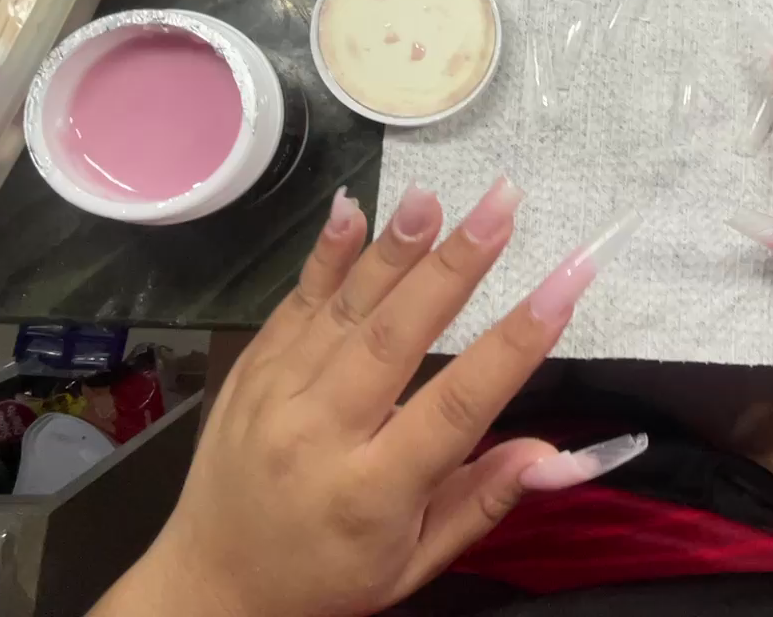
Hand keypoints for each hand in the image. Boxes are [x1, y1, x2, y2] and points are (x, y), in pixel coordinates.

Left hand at [95, 180, 647, 616]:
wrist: (203, 591)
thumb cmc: (328, 577)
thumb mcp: (415, 562)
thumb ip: (486, 499)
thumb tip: (563, 455)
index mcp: (370, 492)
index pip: (457, 406)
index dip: (516, 343)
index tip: (568, 281)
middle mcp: (319, 434)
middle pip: (396, 336)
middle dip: (457, 264)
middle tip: (502, 203)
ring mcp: (275, 394)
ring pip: (346, 309)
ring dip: (395, 248)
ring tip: (432, 195)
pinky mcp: (251, 368)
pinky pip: (295, 303)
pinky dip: (327, 254)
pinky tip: (350, 208)